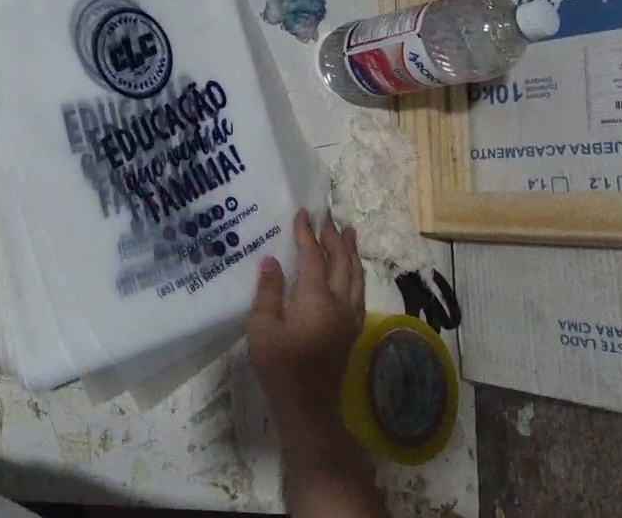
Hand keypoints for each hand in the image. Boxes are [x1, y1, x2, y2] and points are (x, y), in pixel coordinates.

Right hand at [248, 209, 365, 438]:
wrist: (309, 407)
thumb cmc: (281, 367)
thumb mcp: (263, 328)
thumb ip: (269, 291)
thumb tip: (271, 260)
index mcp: (316, 299)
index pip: (314, 257)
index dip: (308, 234)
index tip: (303, 213)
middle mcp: (339, 304)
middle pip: (342, 263)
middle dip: (335, 238)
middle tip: (329, 218)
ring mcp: (349, 318)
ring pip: (356, 277)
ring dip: (351, 253)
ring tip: (350, 234)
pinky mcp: (351, 331)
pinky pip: (359, 292)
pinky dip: (355, 274)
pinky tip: (352, 273)